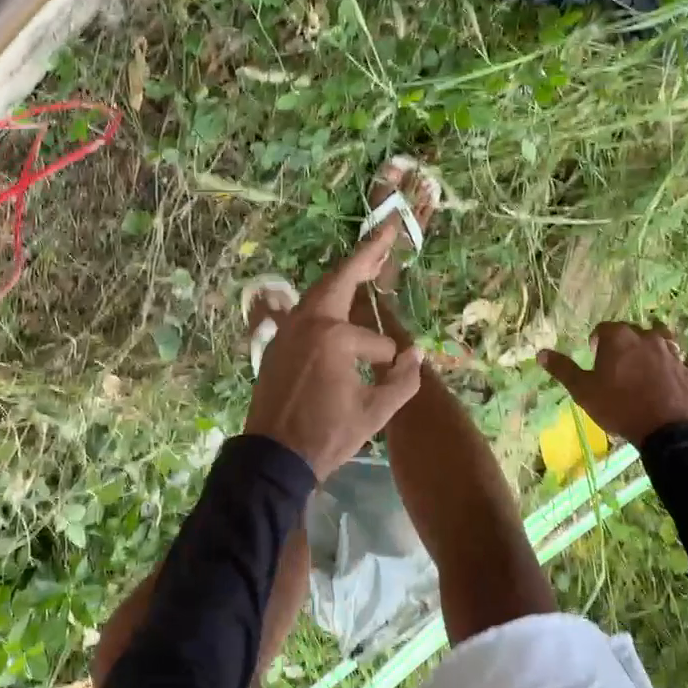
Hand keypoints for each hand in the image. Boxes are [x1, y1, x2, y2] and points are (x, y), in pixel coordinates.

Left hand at [245, 226, 422, 479]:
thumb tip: (414, 352)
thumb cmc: (327, 436)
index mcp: (334, 337)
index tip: (386, 382)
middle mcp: (309, 322)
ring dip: (344, 275)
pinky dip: (324, 297)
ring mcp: (288, 329)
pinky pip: (304, 309)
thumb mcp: (375, 414)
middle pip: (341, 279)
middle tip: (387, 230)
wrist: (273, 456)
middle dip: (367, 254)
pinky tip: (334, 299)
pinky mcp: (276, 341)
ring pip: (320, 291)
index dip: (387, 365)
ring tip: (367, 259)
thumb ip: (403, 380)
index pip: (376, 343)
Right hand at [537, 322, 687, 446]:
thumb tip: (540, 353)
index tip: (594, 357)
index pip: (603, 329)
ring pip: (664, 337)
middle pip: (632, 330)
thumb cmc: (619, 407)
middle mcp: (646, 338)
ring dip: (657, 336)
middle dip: (624, 340)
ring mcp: (671, 354)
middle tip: (617, 358)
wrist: (665, 431)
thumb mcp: (583, 390)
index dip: (597, 341)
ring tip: (653, 338)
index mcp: (618, 338)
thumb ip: (563, 369)